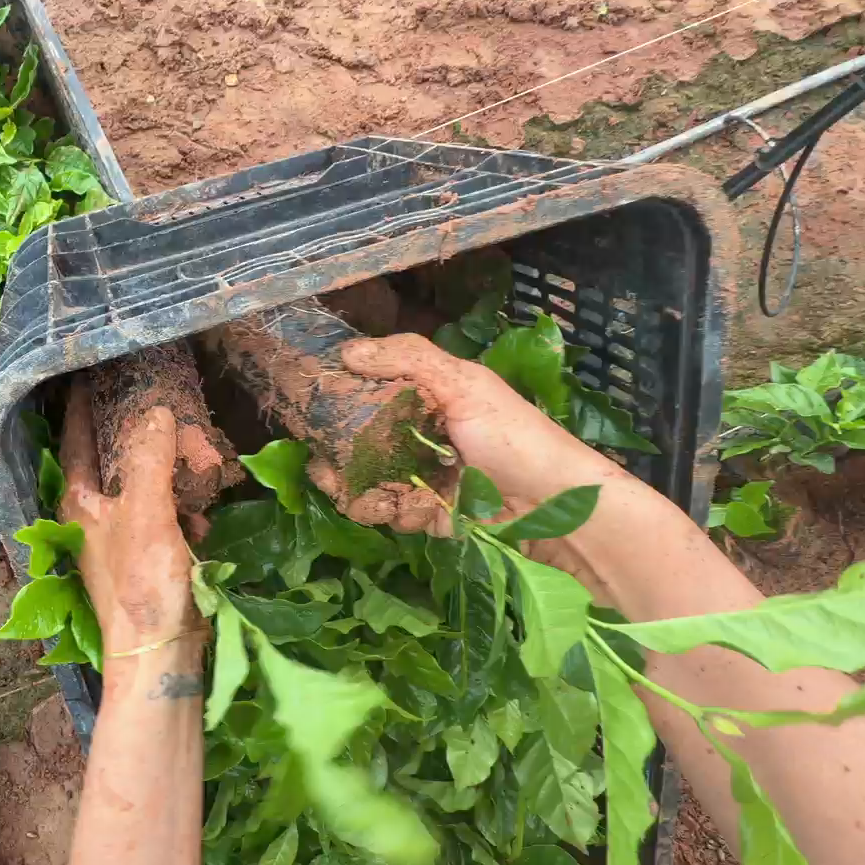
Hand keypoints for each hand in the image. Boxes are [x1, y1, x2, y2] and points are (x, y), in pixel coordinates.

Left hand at [58, 378, 197, 655]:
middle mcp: (93, 515)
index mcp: (79, 502)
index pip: (75, 439)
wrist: (160, 651)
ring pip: (146, 487)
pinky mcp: (147, 555)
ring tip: (203, 464)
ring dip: (173, 476)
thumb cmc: (142, 582)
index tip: (87, 375)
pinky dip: (183, 511)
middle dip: (145, 439)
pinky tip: (201, 520)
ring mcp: (121, 536)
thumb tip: (156, 413)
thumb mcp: (147, 512)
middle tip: (169, 414)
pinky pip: (165, 516)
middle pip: (116, 460)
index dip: (81, 406)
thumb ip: (149, 459)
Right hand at [343, 334, 627, 505]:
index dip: (340, 396)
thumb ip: (409, 360)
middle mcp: (418, 434)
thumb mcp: (465, 385)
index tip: (310, 403)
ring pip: (366, 479)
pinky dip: (383, 511)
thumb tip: (346, 351)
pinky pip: (387, 511)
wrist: (555, 509)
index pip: (371, 390)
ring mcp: (419, 475)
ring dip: (354, 487)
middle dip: (335, 452)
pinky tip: (390, 509)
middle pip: (359, 440)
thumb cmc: (513, 437)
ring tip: (345, 489)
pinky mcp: (424, 513)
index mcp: (427, 397)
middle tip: (320, 462)